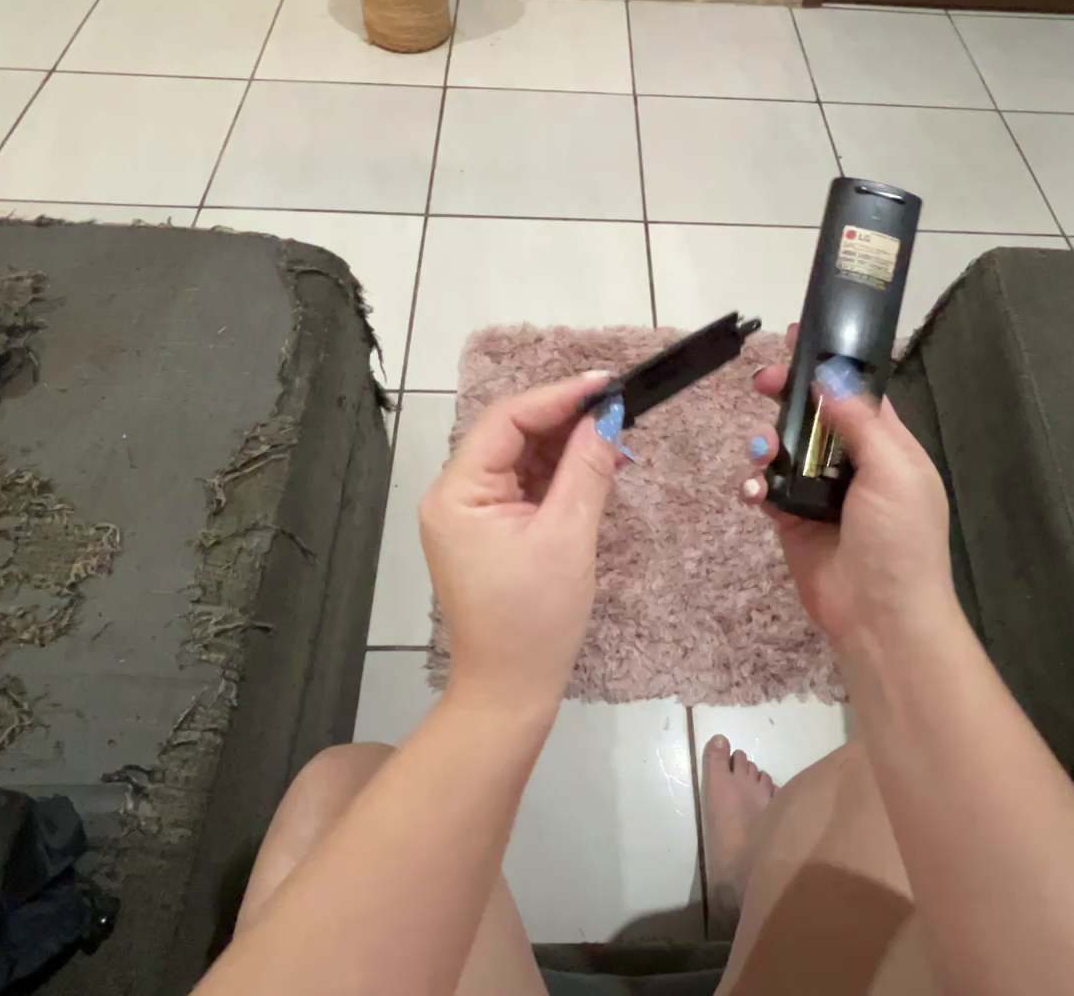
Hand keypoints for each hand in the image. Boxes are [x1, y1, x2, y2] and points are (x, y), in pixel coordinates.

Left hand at [420, 373, 623, 715]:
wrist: (511, 689)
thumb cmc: (535, 621)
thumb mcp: (568, 538)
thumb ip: (587, 470)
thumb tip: (608, 418)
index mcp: (457, 494)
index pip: (506, 422)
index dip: (557, 396)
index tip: (606, 383)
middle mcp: (454, 496)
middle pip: (512, 436)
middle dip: (566, 423)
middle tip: (619, 411)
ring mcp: (470, 514)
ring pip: (522, 460)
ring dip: (567, 449)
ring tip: (617, 440)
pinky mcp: (489, 531)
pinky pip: (525, 487)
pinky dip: (560, 478)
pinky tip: (597, 468)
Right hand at [742, 326, 960, 649]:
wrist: (878, 614)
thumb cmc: (898, 539)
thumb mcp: (893, 471)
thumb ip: (860, 422)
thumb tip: (830, 377)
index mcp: (888, 447)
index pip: (856, 393)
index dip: (829, 365)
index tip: (797, 340)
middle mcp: (852, 464)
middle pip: (813, 415)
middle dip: (786, 396)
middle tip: (760, 382)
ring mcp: (819, 492)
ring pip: (783, 449)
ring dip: (767, 442)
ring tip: (762, 452)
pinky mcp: (791, 519)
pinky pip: (766, 489)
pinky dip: (756, 486)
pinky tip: (756, 493)